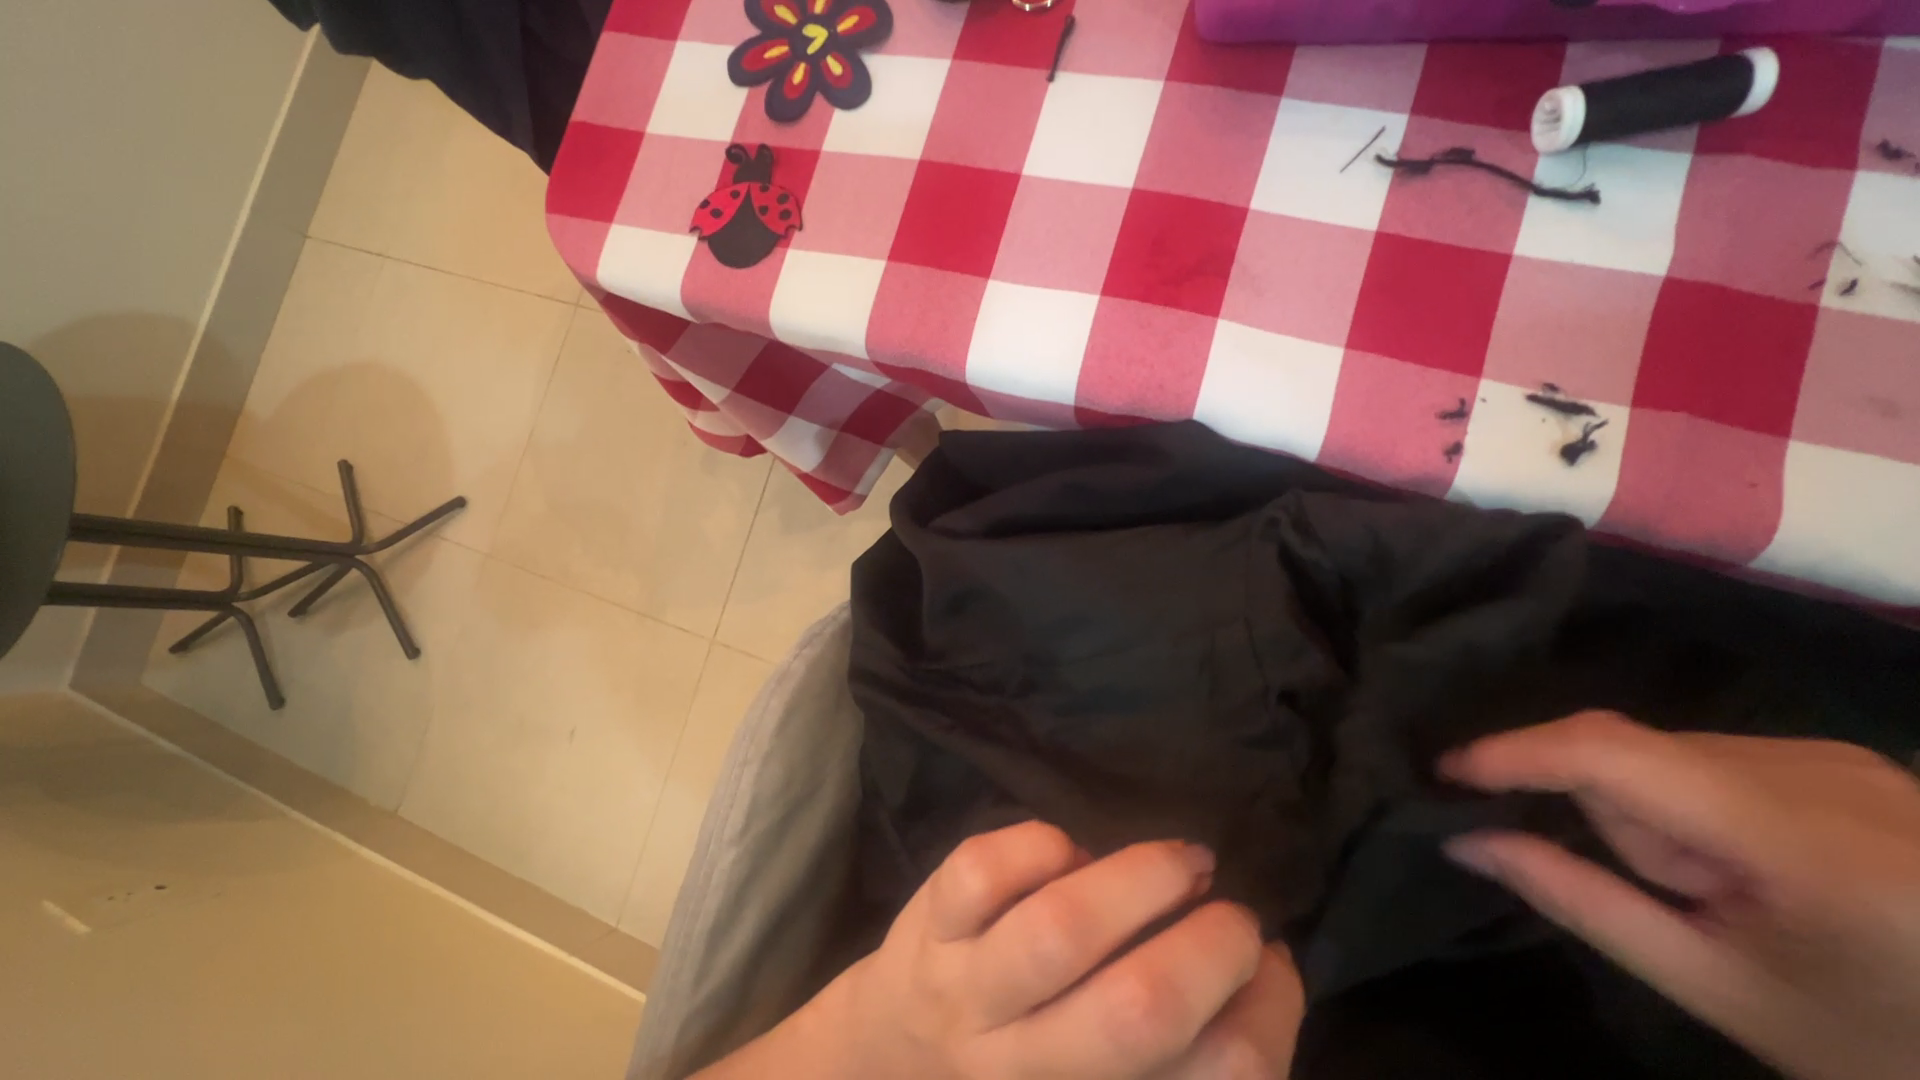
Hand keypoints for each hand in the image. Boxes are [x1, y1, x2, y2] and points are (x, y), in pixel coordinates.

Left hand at [706, 822, 1302, 1078]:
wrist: (889, 1059)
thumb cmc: (1026, 1064)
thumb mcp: (1107, 1071)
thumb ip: (1187, 1033)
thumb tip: (1268, 961)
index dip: (1268, 1013)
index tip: (1273, 965)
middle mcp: (1028, 1070)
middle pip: (1136, 1011)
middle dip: (1210, 945)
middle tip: (1232, 910)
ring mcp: (966, 997)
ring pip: (1057, 930)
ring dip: (1139, 880)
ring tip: (1183, 859)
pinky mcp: (925, 932)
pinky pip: (982, 874)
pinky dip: (1041, 845)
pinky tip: (1074, 849)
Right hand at [1441, 711, 1919, 1079]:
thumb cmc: (1872, 1042)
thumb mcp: (1715, 987)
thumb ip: (1581, 901)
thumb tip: (1466, 839)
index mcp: (1793, 835)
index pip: (1612, 752)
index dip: (1513, 751)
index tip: (1441, 773)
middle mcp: (1818, 768)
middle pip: (1637, 753)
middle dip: (1607, 812)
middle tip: (1666, 897)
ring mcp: (1842, 756)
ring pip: (1671, 751)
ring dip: (1651, 811)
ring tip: (1718, 894)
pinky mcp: (1849, 760)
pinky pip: (1716, 758)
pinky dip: (1693, 803)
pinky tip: (1750, 867)